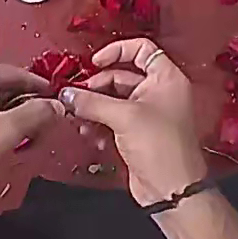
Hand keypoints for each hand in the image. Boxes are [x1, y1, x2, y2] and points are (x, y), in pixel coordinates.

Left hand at [0, 65, 63, 203]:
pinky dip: (4, 130)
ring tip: (32, 136)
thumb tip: (55, 105)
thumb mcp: (7, 131)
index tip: (56, 97)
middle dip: (29, 106)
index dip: (39, 86)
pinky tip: (13, 144)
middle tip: (47, 121)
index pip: (14, 73)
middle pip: (7, 89)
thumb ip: (37, 113)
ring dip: (18, 120)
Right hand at [61, 39, 208, 205]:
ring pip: (113, 99)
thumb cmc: (160, 146)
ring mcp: (147, 113)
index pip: (142, 49)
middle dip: (97, 86)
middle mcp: (158, 92)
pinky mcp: (136, 133)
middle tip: (77, 96)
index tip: (95, 62)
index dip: (117, 51)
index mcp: (166, 78)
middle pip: (121, 75)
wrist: (171, 189)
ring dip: (94, 106)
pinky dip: (99, 123)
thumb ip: (92, 102)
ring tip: (77, 117)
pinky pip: (112, 119)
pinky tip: (88, 133)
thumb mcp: (124, 117)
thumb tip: (67, 94)